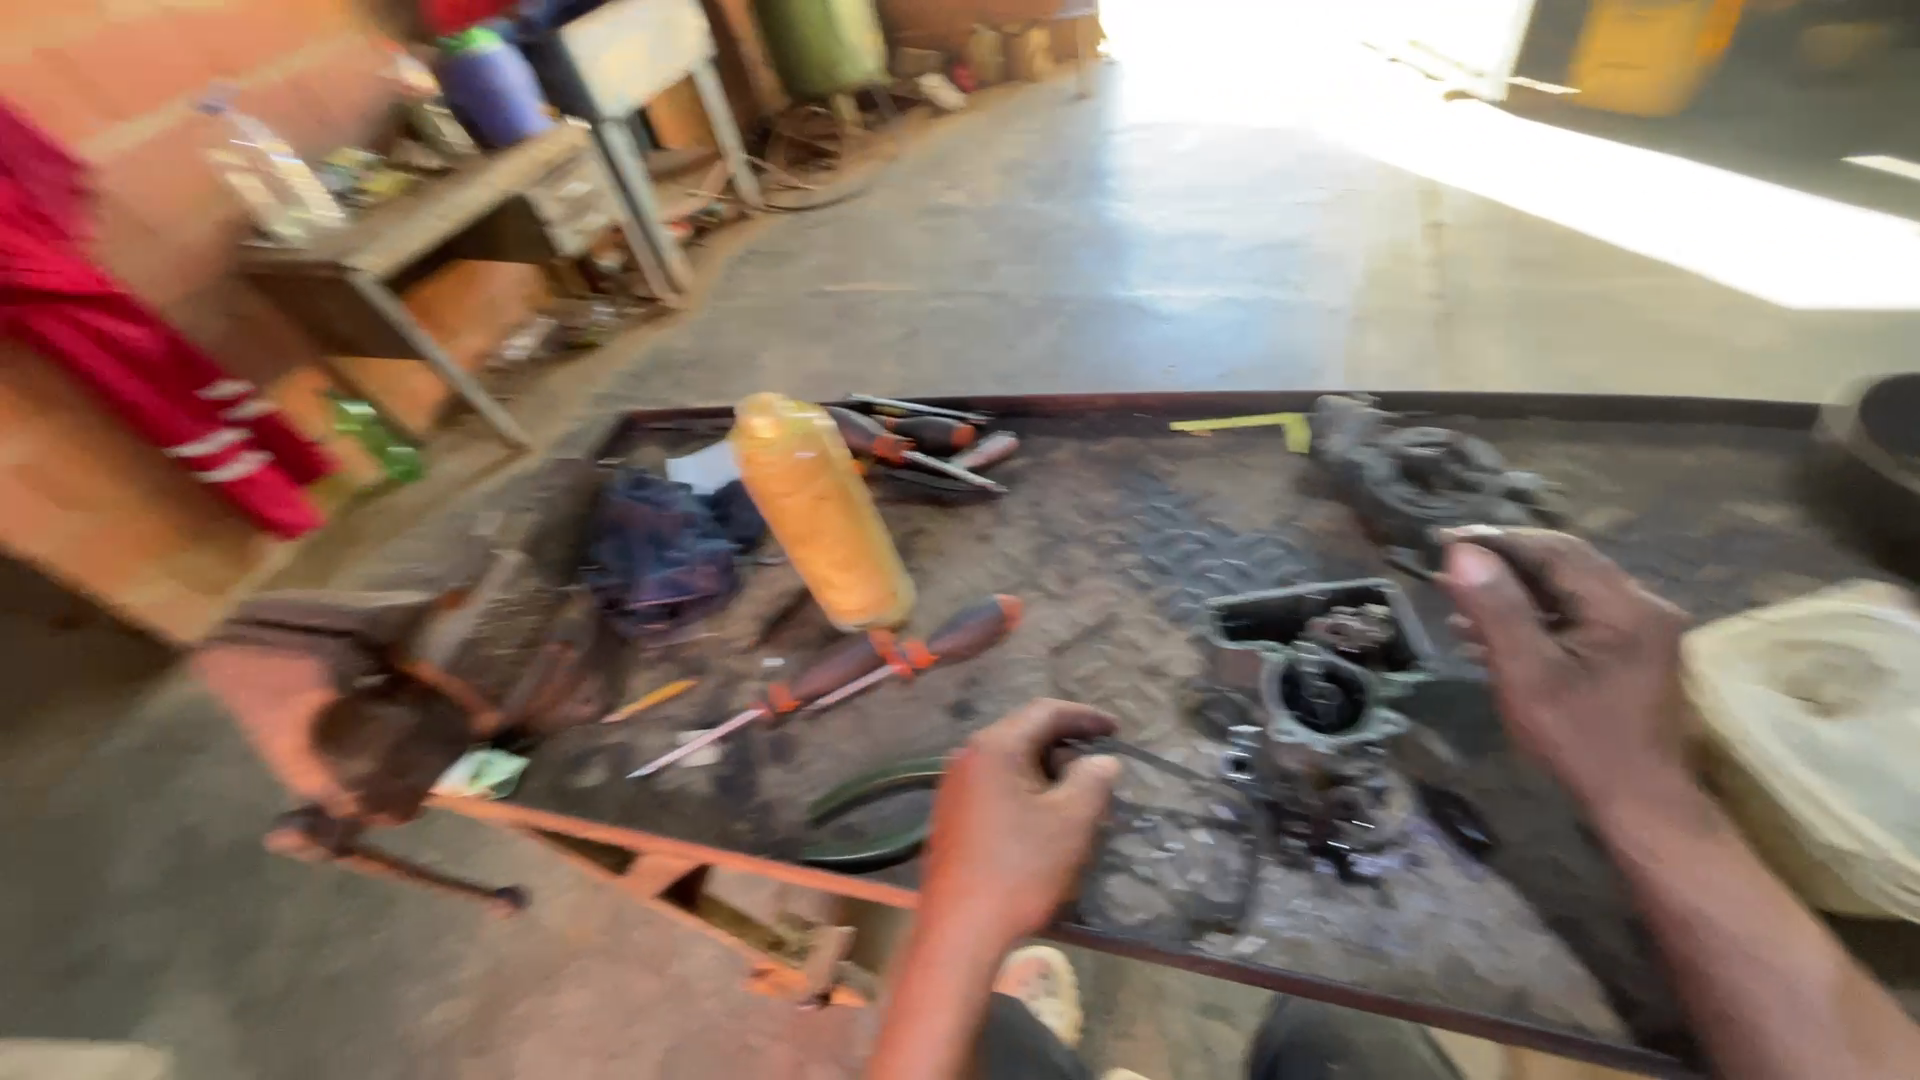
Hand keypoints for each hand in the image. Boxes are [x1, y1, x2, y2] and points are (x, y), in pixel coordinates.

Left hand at [919, 699, 1122, 949]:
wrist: (959, 930)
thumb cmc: (1019, 870)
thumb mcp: (1070, 823)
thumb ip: (1093, 781)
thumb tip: (1102, 761)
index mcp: (995, 746)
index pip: (1045, 712)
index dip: (1085, 717)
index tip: (1116, 730)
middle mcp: (969, 755)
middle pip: (1026, 734)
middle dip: (1066, 748)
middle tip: (1100, 772)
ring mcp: (955, 784)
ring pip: (1012, 762)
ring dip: (1047, 773)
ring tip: (1078, 799)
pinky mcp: (952, 812)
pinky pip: (997, 784)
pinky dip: (1026, 790)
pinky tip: (1045, 818)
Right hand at [1437, 527, 1691, 815]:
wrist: (1636, 801)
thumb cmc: (1578, 737)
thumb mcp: (1527, 672)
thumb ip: (1496, 608)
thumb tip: (1461, 552)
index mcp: (1626, 607)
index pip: (1554, 550)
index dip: (1496, 540)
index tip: (1444, 541)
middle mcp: (1641, 607)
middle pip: (1562, 564)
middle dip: (1500, 561)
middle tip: (1446, 564)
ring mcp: (1638, 629)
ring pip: (1564, 588)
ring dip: (1509, 588)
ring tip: (1455, 595)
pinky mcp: (1626, 651)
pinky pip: (1571, 614)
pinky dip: (1527, 613)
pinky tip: (1486, 628)